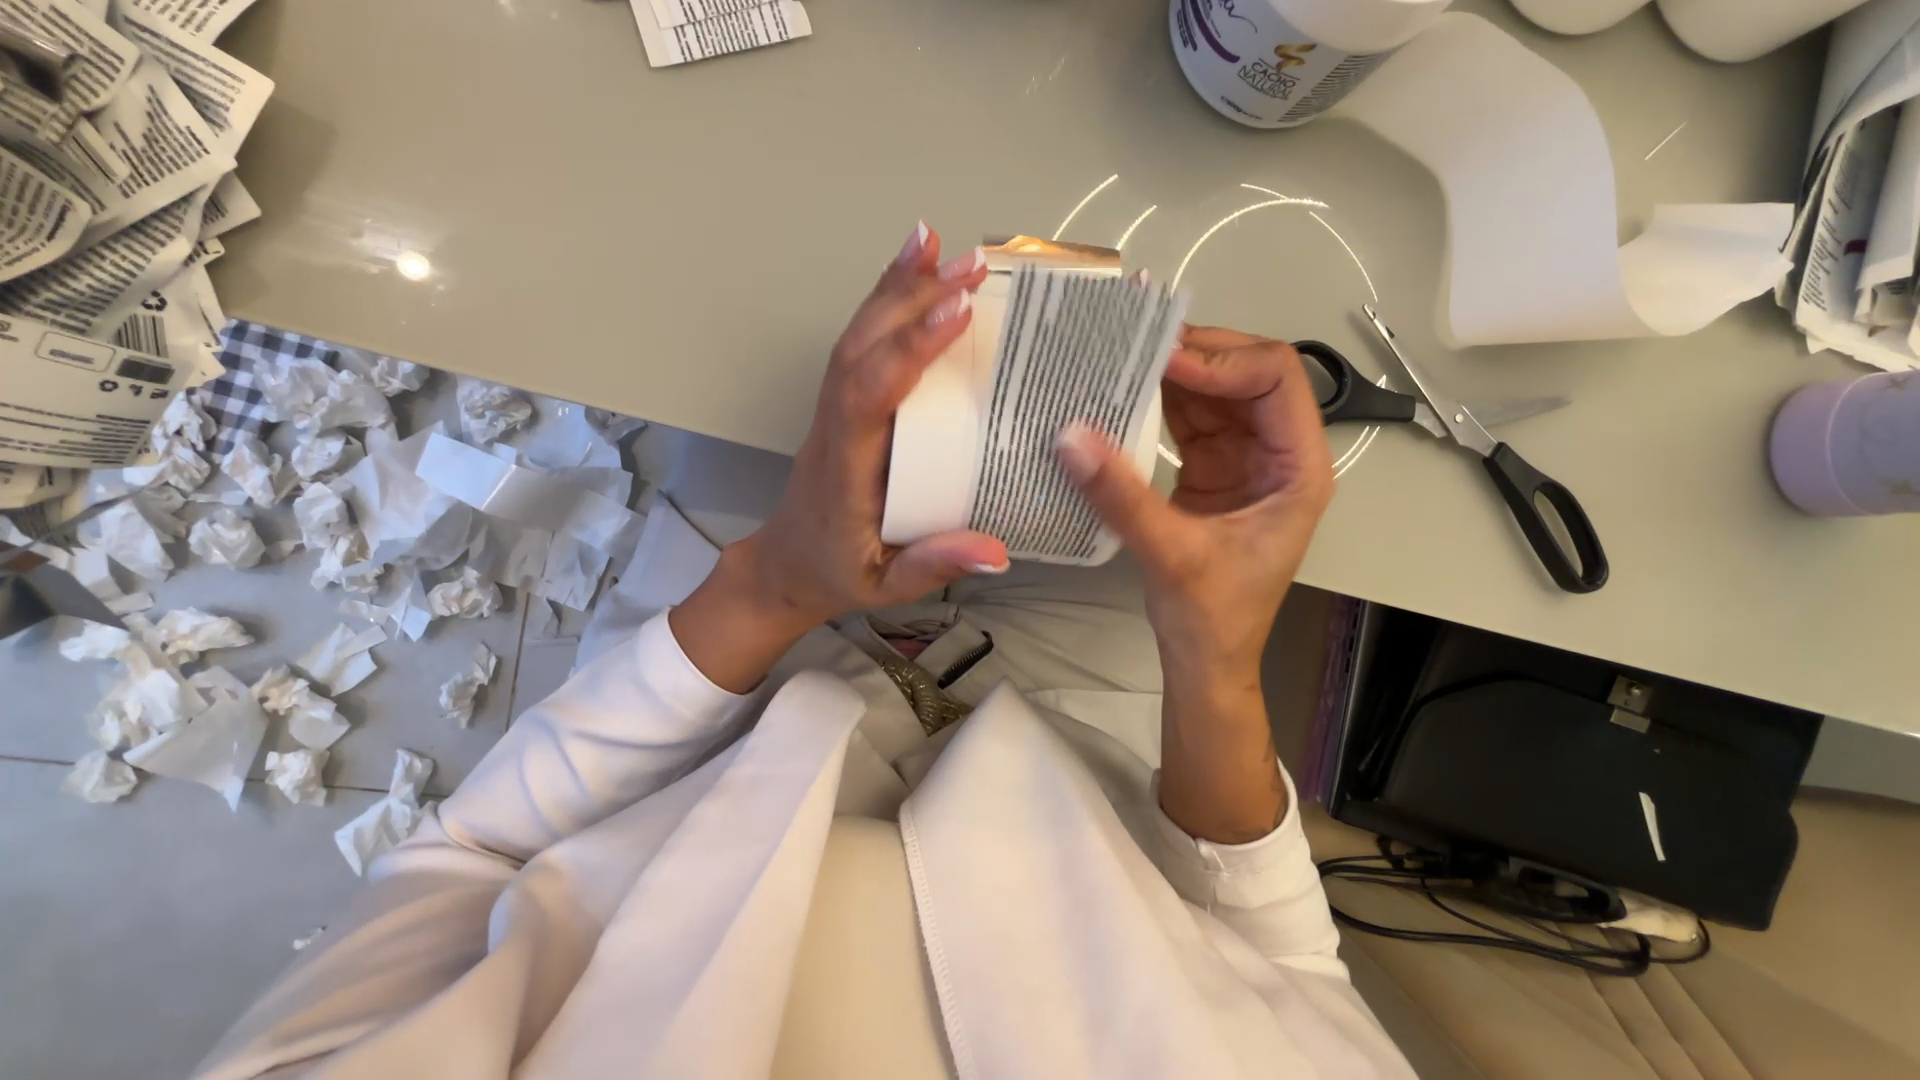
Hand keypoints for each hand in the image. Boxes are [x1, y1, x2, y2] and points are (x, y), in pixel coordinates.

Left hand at [671, 224, 1008, 691]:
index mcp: (846, 468)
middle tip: (970, 264)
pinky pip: (861, 342)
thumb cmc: (836, 572)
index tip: (958, 313)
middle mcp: (835, 425)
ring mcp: (834, 408)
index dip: (911, 350)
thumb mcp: (886, 585)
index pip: (870, 396)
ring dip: (897, 286)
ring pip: (859, 334)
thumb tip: (997, 550)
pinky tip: (912, 272)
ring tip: (939, 243)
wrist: (786, 565)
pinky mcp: (844, 401)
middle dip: (913, 299)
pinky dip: (885, 302)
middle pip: (863, 346)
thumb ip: (935, 565)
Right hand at [1058, 326, 1333, 674]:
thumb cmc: (1212, 617)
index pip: (1276, 381)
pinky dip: (1157, 400)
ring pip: (1214, 390)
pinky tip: (1122, 390)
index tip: (1164, 362)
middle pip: (1246, 374)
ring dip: (1172, 372)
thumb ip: (1122, 497)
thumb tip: (1069, 438)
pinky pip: (1187, 418)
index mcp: (1297, 468)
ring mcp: (1242, 458)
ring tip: (1120, 357)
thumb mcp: (1171, 555)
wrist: (1204, 660)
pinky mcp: (1209, 468)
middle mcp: (1276, 452)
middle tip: (1135, 346)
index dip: (1223, 361)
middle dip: (1196, 355)